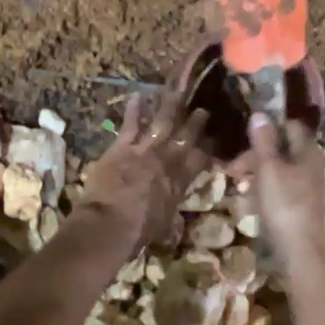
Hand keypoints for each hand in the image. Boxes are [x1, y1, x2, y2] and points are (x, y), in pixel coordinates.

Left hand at [77, 92, 210, 247]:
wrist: (109, 224)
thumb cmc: (137, 232)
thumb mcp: (163, 223)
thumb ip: (170, 209)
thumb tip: (174, 210)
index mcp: (179, 183)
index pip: (200, 160)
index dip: (208, 148)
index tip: (215, 138)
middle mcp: (167, 161)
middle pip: (186, 136)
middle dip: (195, 122)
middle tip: (203, 109)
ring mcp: (145, 151)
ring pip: (162, 123)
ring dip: (171, 107)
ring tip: (178, 92)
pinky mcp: (122, 147)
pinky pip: (130, 124)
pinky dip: (133, 109)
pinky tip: (136, 95)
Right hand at [244, 113, 324, 250]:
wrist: (301, 253)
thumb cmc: (283, 205)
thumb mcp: (268, 168)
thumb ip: (264, 140)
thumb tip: (260, 114)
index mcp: (306, 152)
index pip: (290, 126)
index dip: (269, 127)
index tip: (245, 138)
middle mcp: (310, 166)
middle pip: (281, 149)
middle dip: (255, 155)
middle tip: (232, 169)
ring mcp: (306, 187)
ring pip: (277, 170)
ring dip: (256, 174)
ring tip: (238, 187)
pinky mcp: (300, 207)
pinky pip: (279, 190)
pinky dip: (263, 191)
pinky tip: (250, 204)